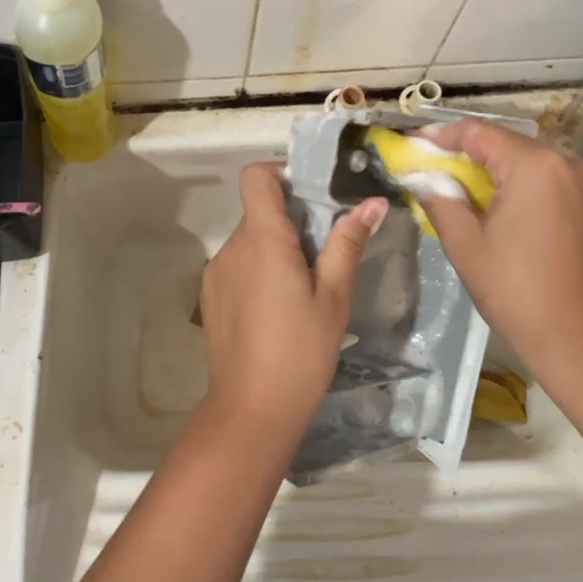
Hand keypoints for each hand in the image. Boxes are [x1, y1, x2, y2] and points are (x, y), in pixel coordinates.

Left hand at [197, 163, 385, 436]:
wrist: (251, 408)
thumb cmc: (300, 352)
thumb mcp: (333, 298)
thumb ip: (346, 245)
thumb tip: (370, 202)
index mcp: (261, 240)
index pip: (255, 177)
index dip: (280, 173)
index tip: (312, 192)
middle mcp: (231, 248)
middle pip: (258, 211)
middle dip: (292, 220)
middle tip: (327, 250)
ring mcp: (216, 272)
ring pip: (249, 241)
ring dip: (277, 248)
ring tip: (307, 287)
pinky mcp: (211, 296)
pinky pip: (238, 266)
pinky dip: (260, 271)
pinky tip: (280, 309)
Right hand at [414, 121, 582, 374]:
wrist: (582, 339)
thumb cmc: (517, 292)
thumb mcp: (465, 244)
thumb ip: (440, 200)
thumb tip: (422, 179)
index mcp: (534, 167)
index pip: (478, 133)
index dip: (439, 136)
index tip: (410, 145)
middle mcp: (567, 163)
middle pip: (505, 144)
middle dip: (465, 154)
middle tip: (428, 170)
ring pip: (527, 162)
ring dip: (491, 170)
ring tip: (457, 189)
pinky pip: (547, 181)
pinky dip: (517, 185)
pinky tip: (494, 206)